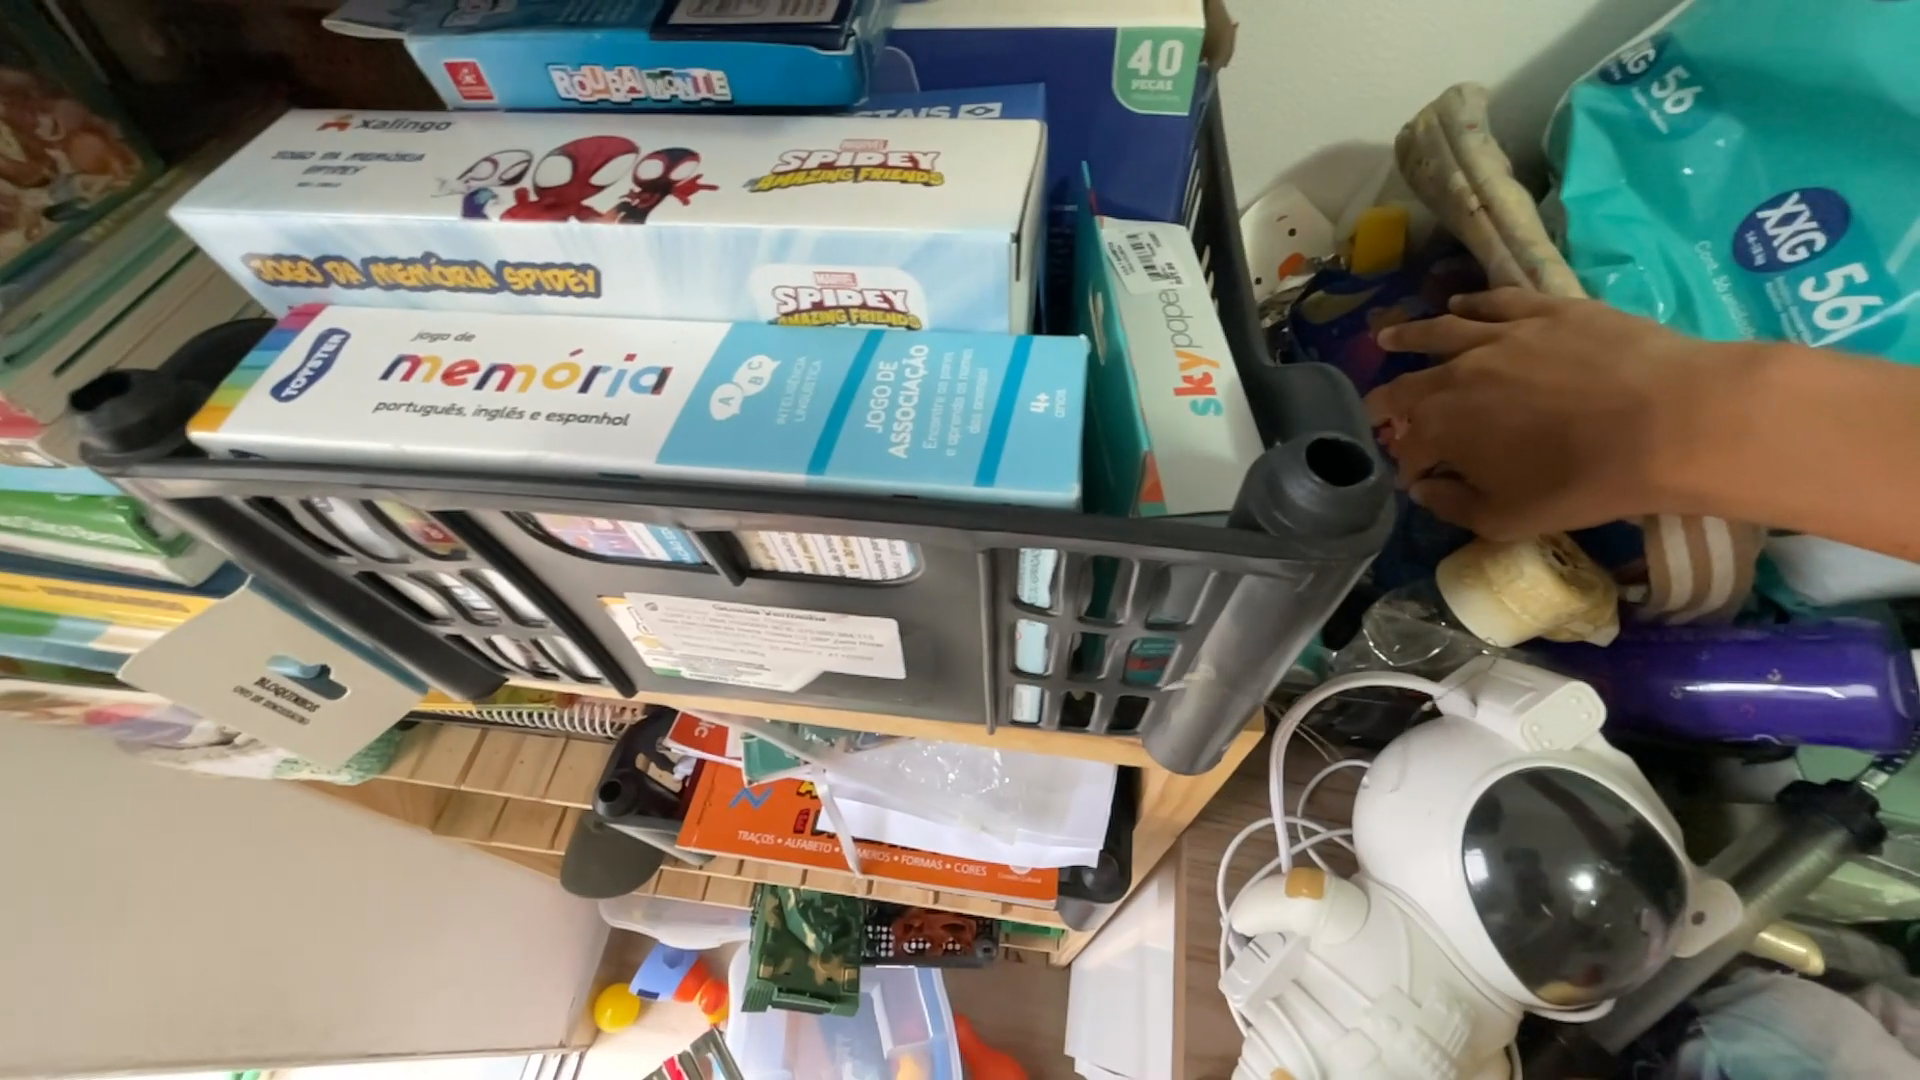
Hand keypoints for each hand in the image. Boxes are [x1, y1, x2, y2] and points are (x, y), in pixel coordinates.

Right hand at [1365, 289, 1739, 538]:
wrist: (1676, 423)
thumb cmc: (1585, 480)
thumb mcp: (1509, 518)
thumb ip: (1453, 506)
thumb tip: (1424, 489)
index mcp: (1440, 428)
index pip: (1407, 448)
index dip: (1407, 467)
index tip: (1417, 479)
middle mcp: (1455, 376)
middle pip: (1405, 387)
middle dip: (1384, 403)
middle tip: (1376, 410)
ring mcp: (1499, 337)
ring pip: (1438, 332)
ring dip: (1407, 337)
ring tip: (1389, 336)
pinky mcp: (1546, 311)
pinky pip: (1494, 301)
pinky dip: (1468, 304)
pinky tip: (1457, 305)